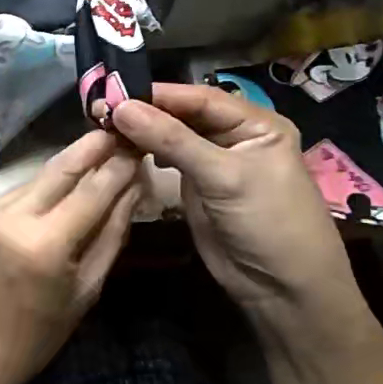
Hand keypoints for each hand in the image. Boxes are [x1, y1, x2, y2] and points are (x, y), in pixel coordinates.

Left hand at [0, 130, 141, 383]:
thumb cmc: (39, 332)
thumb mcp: (87, 288)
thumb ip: (111, 233)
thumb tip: (134, 186)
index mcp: (45, 245)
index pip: (92, 190)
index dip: (118, 165)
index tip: (139, 144)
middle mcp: (10, 218)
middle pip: (59, 169)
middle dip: (92, 146)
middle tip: (118, 128)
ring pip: (36, 180)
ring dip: (66, 170)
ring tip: (95, 160)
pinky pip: (15, 195)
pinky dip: (38, 193)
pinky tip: (54, 196)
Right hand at [112, 84, 375, 357]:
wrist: (282, 289)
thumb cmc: (267, 222)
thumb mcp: (223, 176)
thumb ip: (172, 140)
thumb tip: (121, 108)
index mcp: (255, 123)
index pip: (199, 98)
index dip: (157, 95)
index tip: (113, 94)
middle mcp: (235, 136)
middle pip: (184, 114)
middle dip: (146, 112)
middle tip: (100, 111)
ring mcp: (214, 163)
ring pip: (173, 136)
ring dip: (143, 132)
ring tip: (105, 127)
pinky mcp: (197, 187)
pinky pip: (168, 160)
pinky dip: (146, 153)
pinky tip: (124, 150)